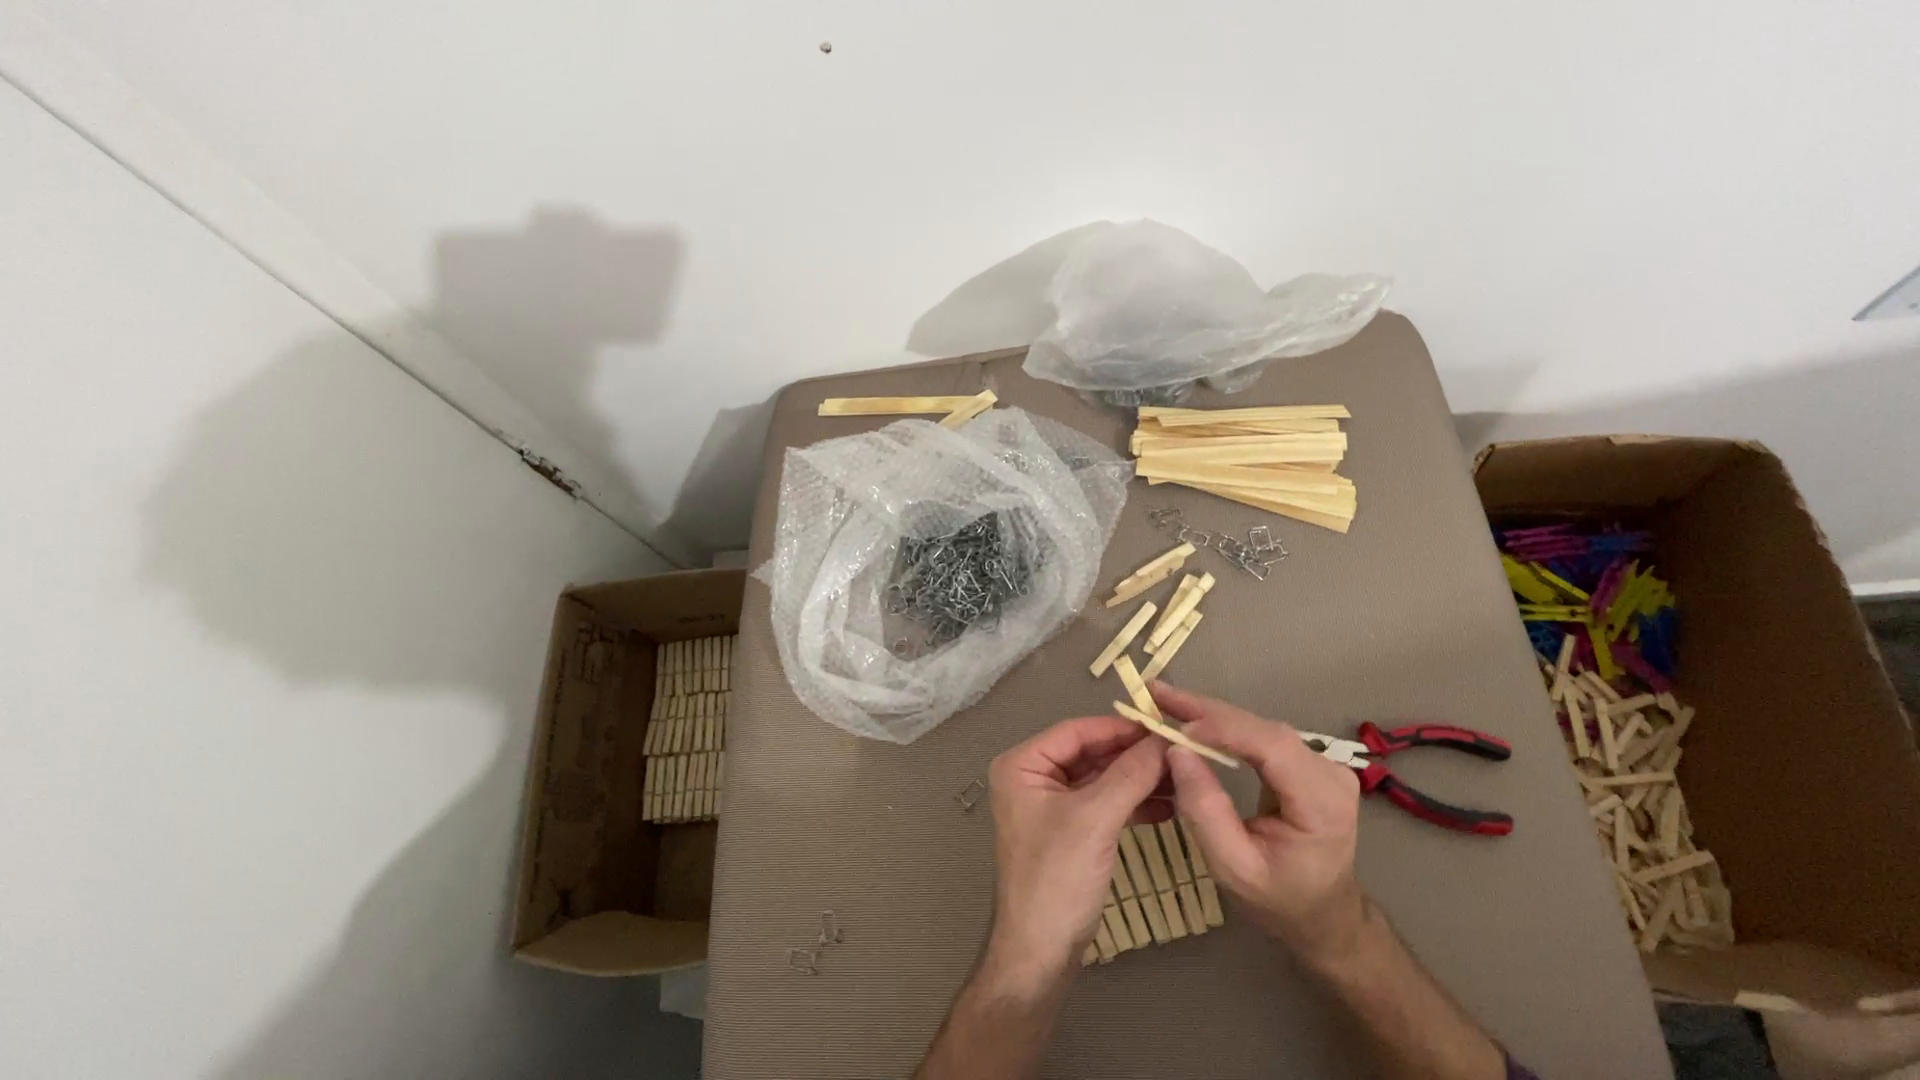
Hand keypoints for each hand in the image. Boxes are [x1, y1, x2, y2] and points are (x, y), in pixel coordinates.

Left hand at [984, 716, 1169, 981]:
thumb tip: (1166, 740)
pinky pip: (1105, 804)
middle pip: (1091, 753)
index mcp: (1022, 765)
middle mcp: (1032, 778)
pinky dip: (1134, 804)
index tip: (1165, 727)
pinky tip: (1169, 806)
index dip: (1120, 727)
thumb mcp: (1094, 819)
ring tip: (1183, 779)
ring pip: (1102, 779)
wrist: (1042, 951)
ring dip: (1139, 780)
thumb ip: (1129, 775)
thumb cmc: (1057, 878)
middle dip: (1134, 755)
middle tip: (1181, 753)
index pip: (1076, 731)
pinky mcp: (1071, 831)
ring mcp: (1052, 806)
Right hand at [1152, 681, 1367, 965]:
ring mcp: (1322, 764)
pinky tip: (1192, 717)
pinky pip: (1260, 736)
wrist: (1321, 913)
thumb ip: (1206, 811)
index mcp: (1322, 803)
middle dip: (1207, 710)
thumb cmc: (1278, 899)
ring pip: (1260, 726)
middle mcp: (1330, 773)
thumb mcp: (1234, 867)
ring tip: (1165, 702)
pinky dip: (1223, 726)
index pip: (1273, 746)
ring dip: (1211, 713)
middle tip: (1157, 694)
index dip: (1224, 728)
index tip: (1176, 726)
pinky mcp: (1306, 762)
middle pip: (1264, 729)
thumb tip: (1177, 752)